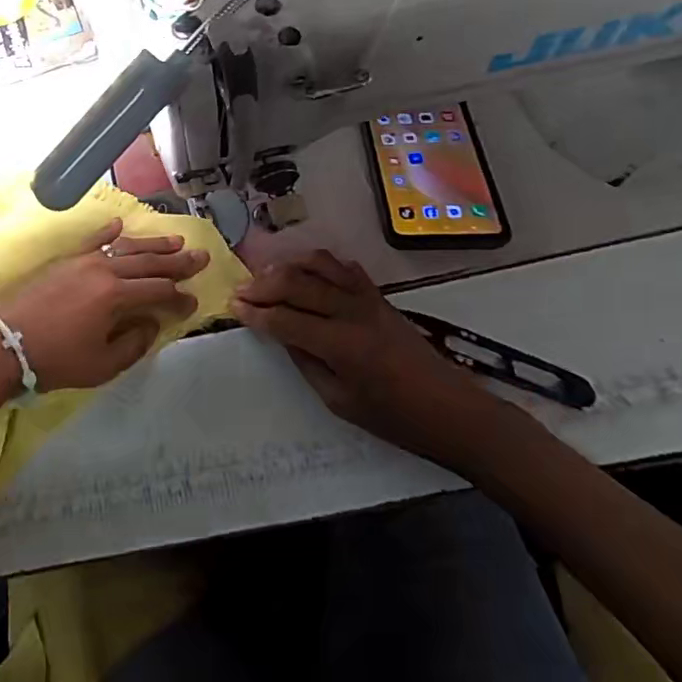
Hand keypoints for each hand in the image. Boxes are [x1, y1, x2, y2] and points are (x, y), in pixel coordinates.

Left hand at [0, 219, 208, 390]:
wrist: (4, 344)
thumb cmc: (56, 359)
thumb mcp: (102, 365)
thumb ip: (134, 344)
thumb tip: (151, 324)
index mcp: (116, 296)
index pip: (158, 291)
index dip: (179, 297)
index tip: (193, 302)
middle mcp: (104, 271)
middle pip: (149, 263)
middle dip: (178, 262)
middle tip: (201, 257)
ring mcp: (83, 261)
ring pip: (126, 248)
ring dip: (153, 245)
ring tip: (176, 241)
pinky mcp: (65, 261)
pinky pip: (93, 240)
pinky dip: (109, 232)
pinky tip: (121, 225)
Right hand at [231, 250, 486, 463]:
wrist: (449, 408)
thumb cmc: (394, 417)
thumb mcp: (339, 400)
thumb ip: (307, 361)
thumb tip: (282, 334)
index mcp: (340, 344)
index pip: (285, 319)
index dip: (256, 313)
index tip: (233, 308)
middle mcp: (352, 311)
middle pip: (298, 283)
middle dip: (264, 285)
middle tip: (241, 291)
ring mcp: (368, 298)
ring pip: (320, 265)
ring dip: (289, 266)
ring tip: (267, 276)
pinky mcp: (380, 296)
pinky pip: (345, 268)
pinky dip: (321, 263)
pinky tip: (307, 272)